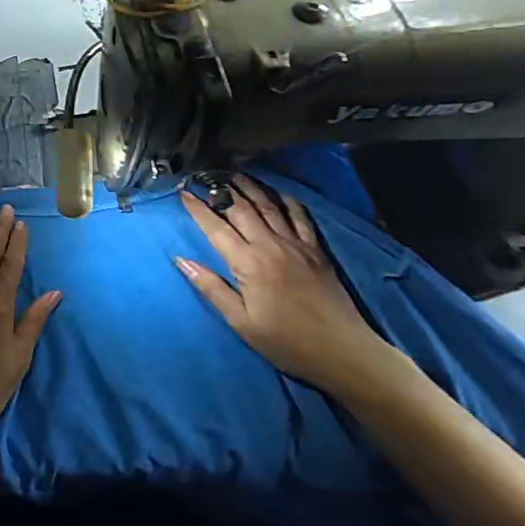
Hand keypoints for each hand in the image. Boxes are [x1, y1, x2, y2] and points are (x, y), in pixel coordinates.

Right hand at [176, 176, 408, 396]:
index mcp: (248, 263)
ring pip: (269, 207)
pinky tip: (280, 193)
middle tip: (206, 177)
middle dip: (221, 191)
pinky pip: (300, 218)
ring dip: (251, 189)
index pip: (216, 228)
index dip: (198, 209)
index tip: (184, 194)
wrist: (341, 350)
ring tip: (236, 175)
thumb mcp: (241, 321)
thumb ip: (212, 288)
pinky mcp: (316, 251)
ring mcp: (296, 245)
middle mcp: (271, 246)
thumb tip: (183, 261)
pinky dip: (288, 202)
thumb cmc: (285, 342)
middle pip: (241, 210)